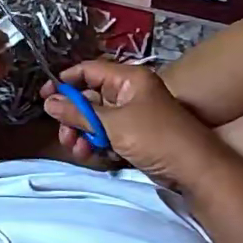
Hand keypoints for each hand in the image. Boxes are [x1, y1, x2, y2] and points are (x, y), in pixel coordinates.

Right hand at [43, 60, 222, 175]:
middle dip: (73, 116)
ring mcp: (133, 115)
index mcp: (130, 79)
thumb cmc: (157, 139)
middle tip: (62, 133)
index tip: (45, 96)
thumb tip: (49, 102)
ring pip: (96, 118)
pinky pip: (107, 133)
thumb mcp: (113, 125)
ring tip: (76, 149)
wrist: (197, 172)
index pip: (89, 70)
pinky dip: (96, 142)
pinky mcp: (135, 136)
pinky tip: (90, 154)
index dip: (65, 81)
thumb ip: (78, 113)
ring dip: (82, 132)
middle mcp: (131, 92)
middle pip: (90, 96)